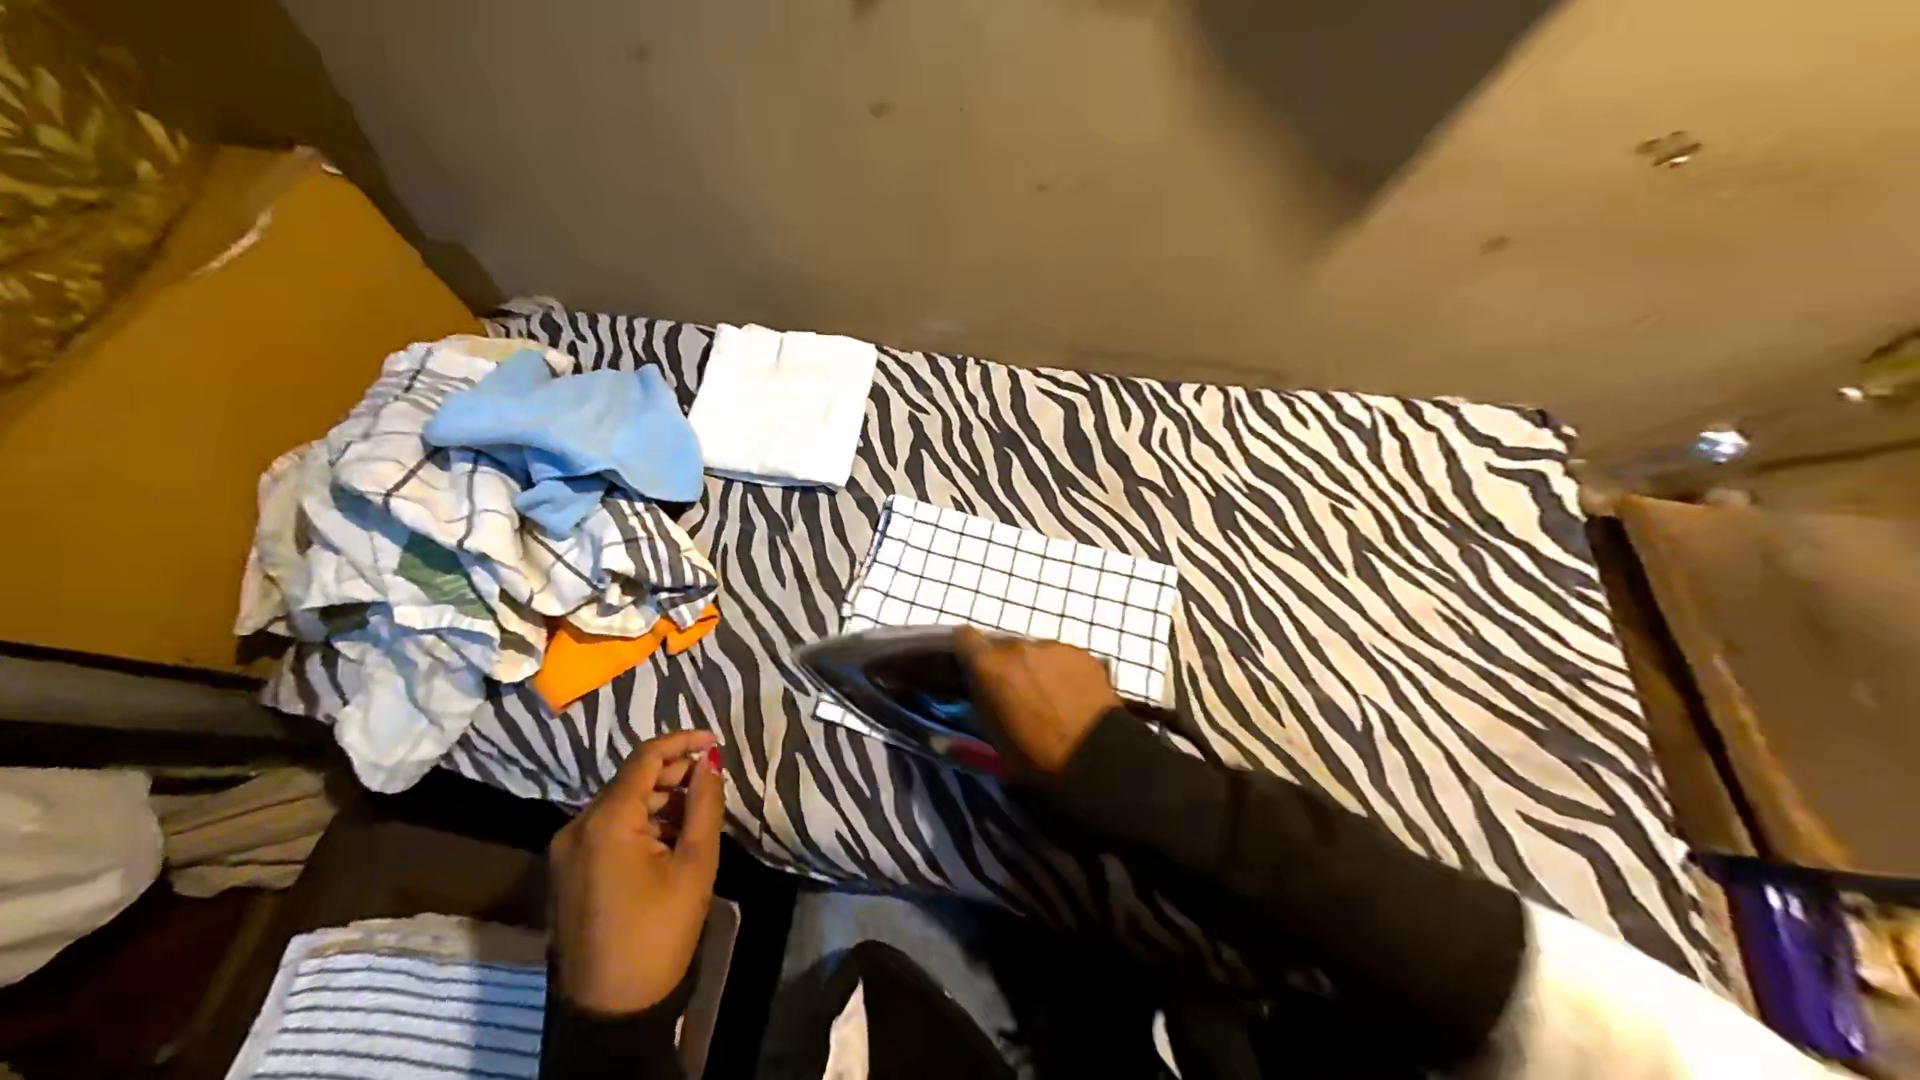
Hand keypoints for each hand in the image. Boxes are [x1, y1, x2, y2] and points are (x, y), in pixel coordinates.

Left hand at [548, 729, 725, 1013]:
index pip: (644, 758)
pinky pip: (607, 826)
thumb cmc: (660, 930)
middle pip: (630, 778)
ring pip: (619, 802)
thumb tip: (709, 761)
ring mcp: (567, 848)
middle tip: (711, 779)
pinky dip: (640, 820)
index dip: (682, 741)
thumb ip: (705, 803)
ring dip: (659, 797)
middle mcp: (577, 825)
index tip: (715, 741)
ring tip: (697, 809)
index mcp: (606, 821)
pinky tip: (670, 834)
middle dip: (673, 771)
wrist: (611, 1006)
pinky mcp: (568, 867)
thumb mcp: (695, 863)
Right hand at [955, 627, 1119, 773]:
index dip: (966, 650)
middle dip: (1004, 665)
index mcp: (990, 666)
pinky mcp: (1081, 653)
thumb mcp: (994, 738)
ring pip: (1034, 651)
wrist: (1096, 753)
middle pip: (1002, 646)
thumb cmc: (1036, 753)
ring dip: (1034, 667)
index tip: (971, 666)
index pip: (964, 637)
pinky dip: (1061, 671)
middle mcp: (1018, 647)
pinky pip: (1061, 657)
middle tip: (1013, 691)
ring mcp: (1052, 647)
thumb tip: (976, 694)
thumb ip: (980, 705)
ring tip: (1048, 695)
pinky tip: (1071, 694)